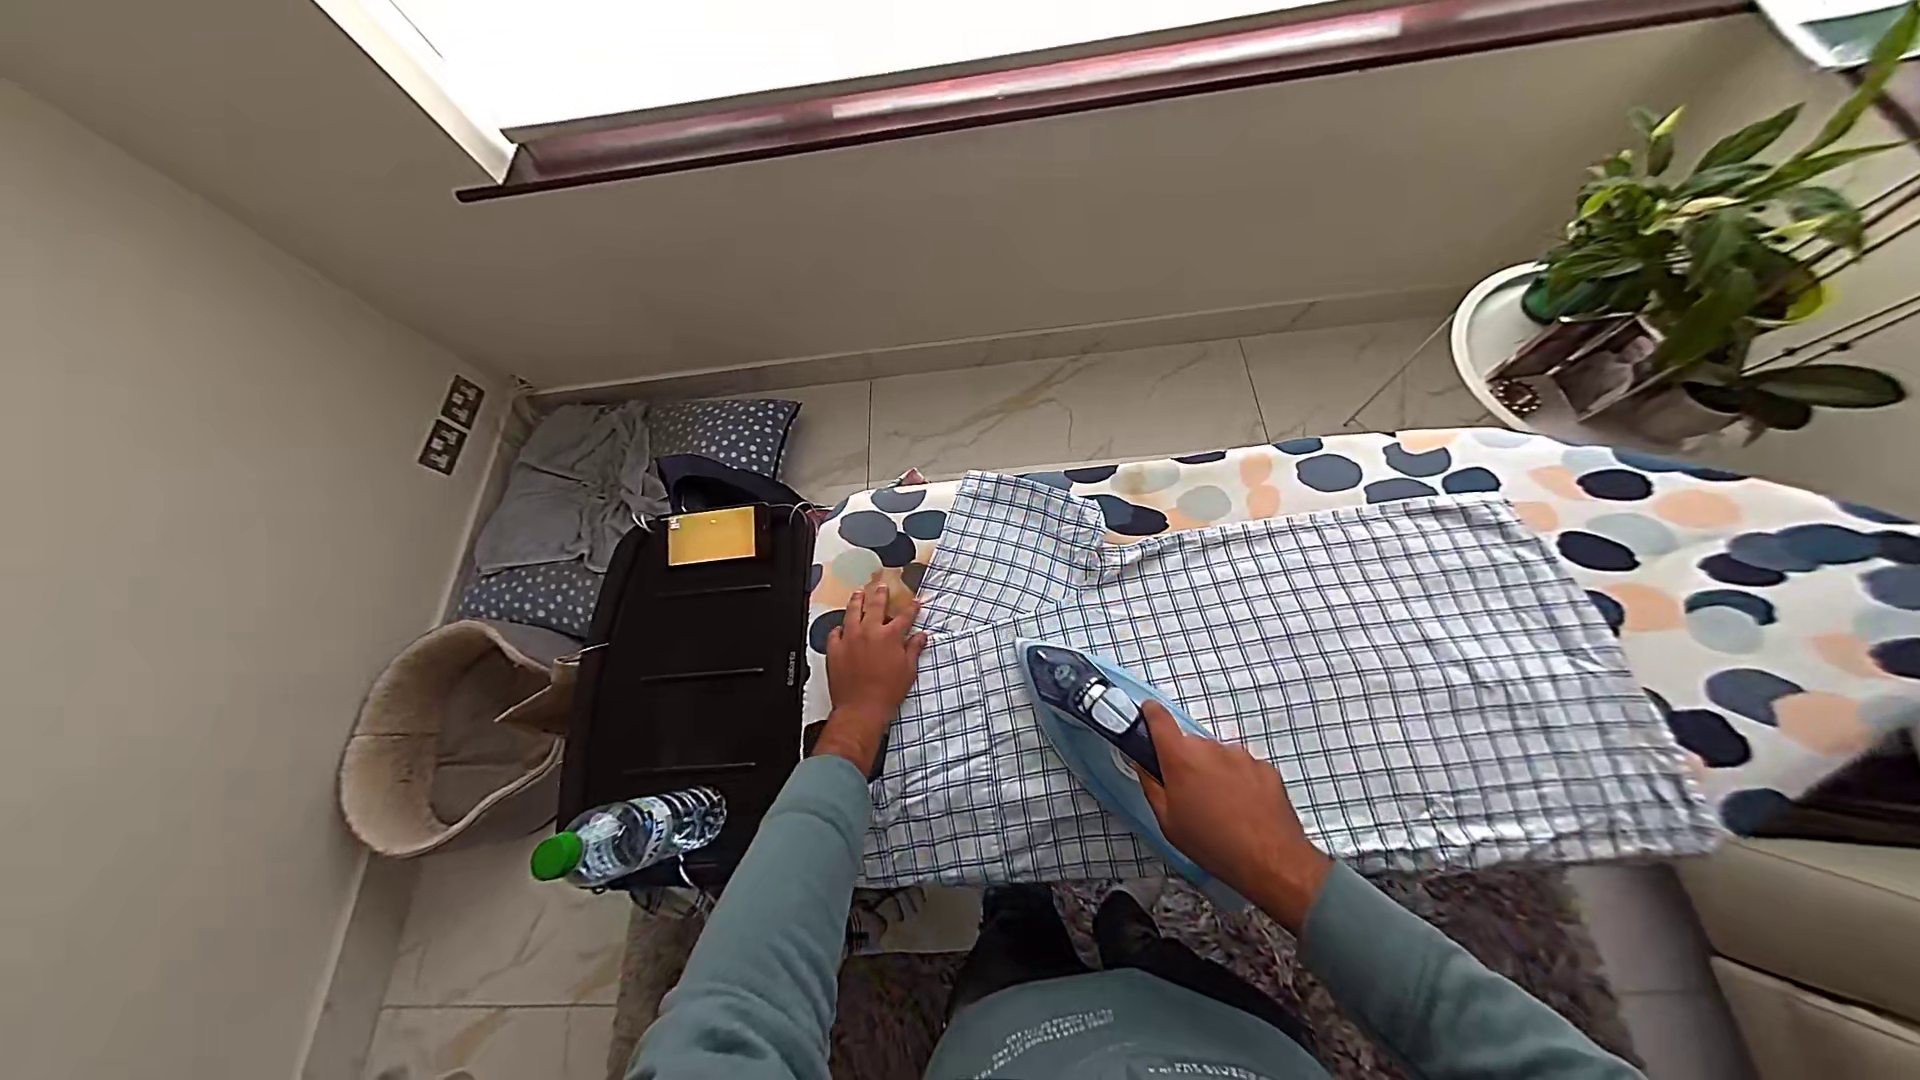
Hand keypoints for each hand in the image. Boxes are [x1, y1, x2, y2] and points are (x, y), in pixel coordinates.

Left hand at [815, 579, 928, 773]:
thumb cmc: (888, 691)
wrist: (861, 708)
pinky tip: (841, 627)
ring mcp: (850, 639)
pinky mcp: (835, 649)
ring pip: (852, 613)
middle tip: (881, 587)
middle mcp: (869, 632)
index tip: (916, 601)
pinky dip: (839, 628)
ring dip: (856, 601)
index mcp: (890, 636)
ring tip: (858, 593)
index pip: (904, 616)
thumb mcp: (908, 670)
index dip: (912, 607)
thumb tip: (922, 636)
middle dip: (880, 594)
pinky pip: (835, 633)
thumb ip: (913, 649)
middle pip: (875, 606)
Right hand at [1132, 700, 1331, 931]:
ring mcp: (1240, 755)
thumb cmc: (1213, 845)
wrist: (1272, 862)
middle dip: (1186, 762)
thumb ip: (1151, 785)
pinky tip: (1244, 809)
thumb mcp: (1168, 822)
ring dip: (1213, 772)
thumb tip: (1144, 765)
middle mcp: (1210, 748)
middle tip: (1190, 794)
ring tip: (1222, 808)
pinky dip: (1239, 781)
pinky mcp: (1265, 767)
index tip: (1148, 716)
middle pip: (1190, 744)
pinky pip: (1243, 767)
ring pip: (1217, 756)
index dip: (1150, 713)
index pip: (1158, 717)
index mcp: (1180, 757)